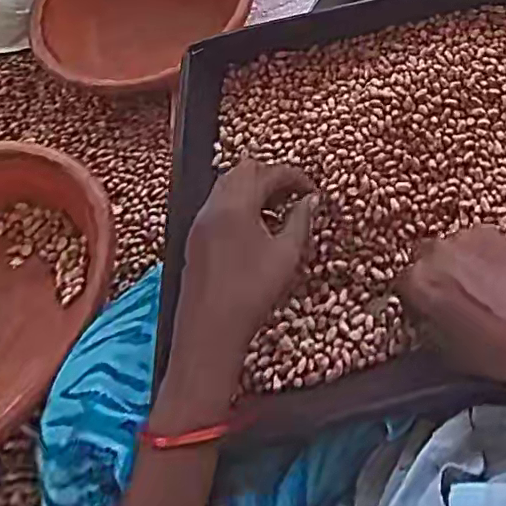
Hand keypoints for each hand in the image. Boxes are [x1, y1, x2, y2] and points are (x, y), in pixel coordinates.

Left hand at [174, 161, 319, 368]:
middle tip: (293, 193)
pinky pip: (218, 204)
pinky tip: (257, 227)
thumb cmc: (251, 293)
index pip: (268, 173)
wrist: (208, 334)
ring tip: (277, 209)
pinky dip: (239, 203)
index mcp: (236, 205)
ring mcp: (200, 223)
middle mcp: (213, 207)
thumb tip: (311, 200)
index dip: (294, 176)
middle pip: (243, 170)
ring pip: (228, 185)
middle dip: (271, 175)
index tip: (311, 189)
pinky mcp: (195, 239)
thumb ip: (301, 220)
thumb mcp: (286, 255)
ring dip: (253, 188)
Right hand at [397, 226, 505, 400]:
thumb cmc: (492, 352)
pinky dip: (476, 254)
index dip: (415, 298)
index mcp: (419, 281)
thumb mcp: (444, 349)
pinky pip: (472, 242)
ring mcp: (463, 237)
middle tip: (451, 297)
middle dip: (433, 275)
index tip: (426, 309)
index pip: (403, 282)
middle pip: (424, 259)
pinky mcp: (489, 231)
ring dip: (455, 263)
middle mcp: (435, 251)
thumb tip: (422, 309)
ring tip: (476, 286)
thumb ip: (425, 320)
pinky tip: (492, 275)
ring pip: (448, 248)